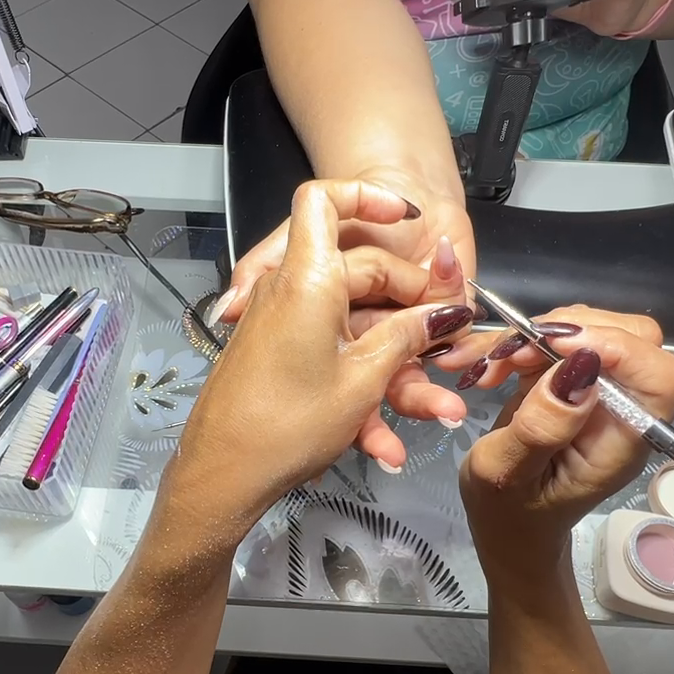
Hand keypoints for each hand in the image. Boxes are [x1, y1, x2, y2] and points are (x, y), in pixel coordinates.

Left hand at [214, 166, 476, 445]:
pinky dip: (363, 388)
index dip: (366, 198)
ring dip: (398, 369)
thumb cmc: (289, 423)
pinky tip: (389, 441)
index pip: (324, 202)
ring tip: (441, 411)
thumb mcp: (362, 379)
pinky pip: (333, 355)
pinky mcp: (285, 356)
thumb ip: (406, 337)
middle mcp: (293, 291)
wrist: (221, 475)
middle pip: (363, 273)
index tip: (407, 220)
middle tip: (452, 340)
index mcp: (308, 278)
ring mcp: (287, 324)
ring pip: (355, 328)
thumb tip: (446, 312)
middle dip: (414, 308)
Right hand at [450, 306, 673, 583]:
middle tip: (513, 350)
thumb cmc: (508, 514)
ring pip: (591, 329)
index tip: (553, 346)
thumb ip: (541, 427)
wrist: (506, 526)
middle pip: (633, 338)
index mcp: (623, 440)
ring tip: (490, 363)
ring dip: (534, 334)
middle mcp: (622, 410)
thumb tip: (578, 367)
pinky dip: (518, 342)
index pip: (659, 376)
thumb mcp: (507, 475)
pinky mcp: (569, 381)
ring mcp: (597, 392)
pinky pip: (556, 341)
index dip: (616, 347)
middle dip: (570, 330)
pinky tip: (486, 365)